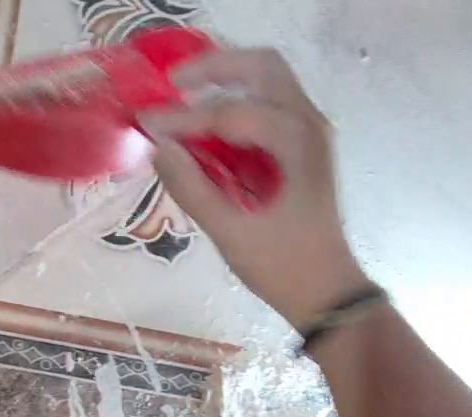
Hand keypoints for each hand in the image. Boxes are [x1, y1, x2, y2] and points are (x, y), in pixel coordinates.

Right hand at [140, 49, 368, 328]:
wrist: (326, 291)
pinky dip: (238, 109)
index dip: (183, 119)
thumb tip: (159, 151)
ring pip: (267, 84)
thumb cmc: (282, 266)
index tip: (146, 125)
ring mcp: (310, 134)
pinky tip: (209, 134)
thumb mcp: (231, 233)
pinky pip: (269, 109)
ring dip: (226, 86)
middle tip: (172, 89)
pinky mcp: (304, 150)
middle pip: (260, 69)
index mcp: (294, 140)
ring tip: (185, 107)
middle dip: (214, 71)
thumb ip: (193, 188)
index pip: (229, 112)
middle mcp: (308, 124)